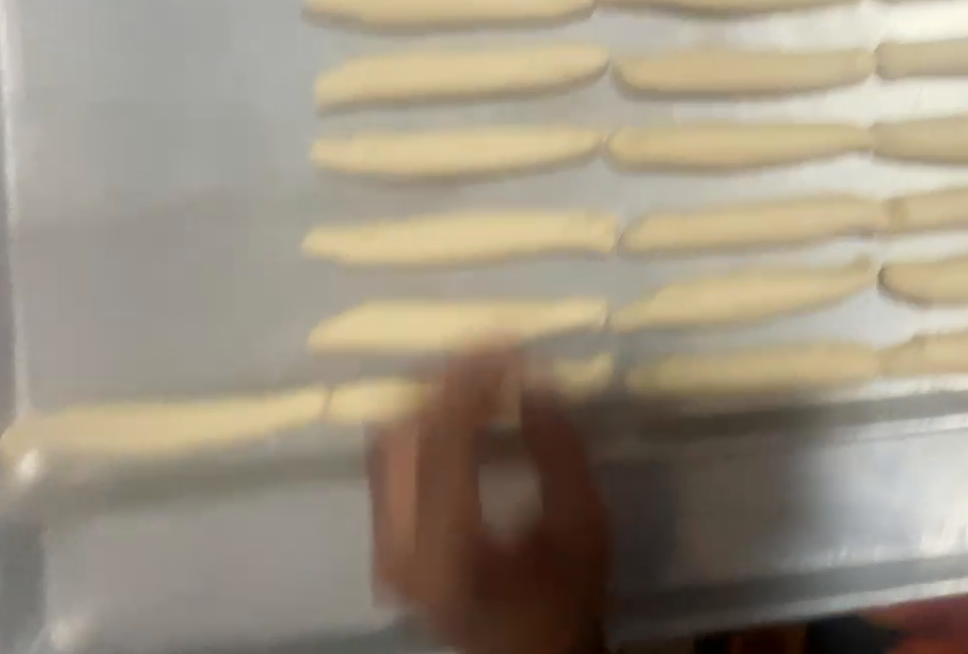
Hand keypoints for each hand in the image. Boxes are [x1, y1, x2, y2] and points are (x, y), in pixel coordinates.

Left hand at [368, 350, 607, 653]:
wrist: (535, 653)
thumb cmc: (568, 591)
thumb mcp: (583, 519)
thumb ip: (557, 449)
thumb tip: (533, 379)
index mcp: (449, 551)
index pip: (443, 445)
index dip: (471, 384)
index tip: (508, 344)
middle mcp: (398, 551)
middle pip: (398, 438)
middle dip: (443, 381)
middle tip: (492, 348)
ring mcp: (383, 548)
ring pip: (386, 445)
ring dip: (430, 397)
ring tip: (480, 368)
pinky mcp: (386, 541)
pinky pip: (390, 463)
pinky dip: (424, 422)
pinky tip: (464, 407)